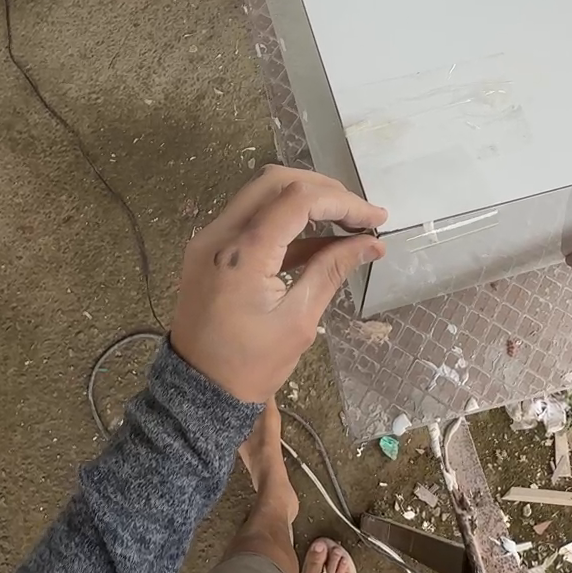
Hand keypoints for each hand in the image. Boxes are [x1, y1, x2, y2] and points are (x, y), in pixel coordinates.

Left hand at [171, 166, 387, 402]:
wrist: (196, 391)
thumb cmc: (250, 365)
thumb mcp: (298, 321)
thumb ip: (331, 271)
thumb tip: (371, 243)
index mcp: (242, 254)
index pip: (297, 200)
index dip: (342, 202)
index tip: (375, 220)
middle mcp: (219, 234)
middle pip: (276, 181)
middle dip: (324, 191)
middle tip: (359, 215)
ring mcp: (210, 237)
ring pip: (262, 192)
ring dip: (305, 199)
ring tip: (345, 223)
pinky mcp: (210, 246)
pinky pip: (252, 216)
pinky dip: (286, 219)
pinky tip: (320, 239)